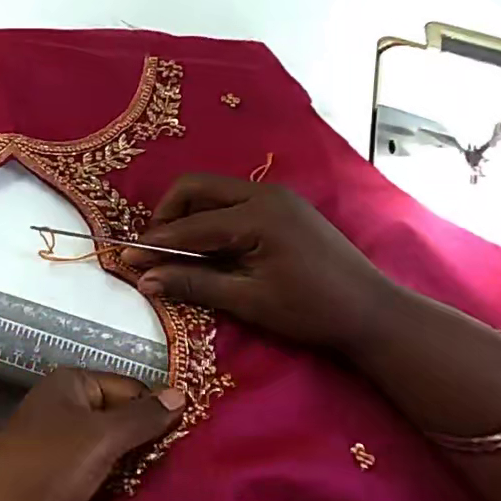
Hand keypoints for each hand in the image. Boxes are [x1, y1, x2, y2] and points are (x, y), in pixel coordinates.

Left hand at [0, 369, 183, 500]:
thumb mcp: (102, 436)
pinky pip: (98, 472)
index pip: (129, 386)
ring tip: (174, 479)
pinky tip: (144, 496)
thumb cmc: (51, 462)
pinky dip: (117, 482)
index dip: (157, 408)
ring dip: (134, 464)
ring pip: (110, 448)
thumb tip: (181, 393)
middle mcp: (64, 405)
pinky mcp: (58, 477)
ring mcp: (60, 442)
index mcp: (71, 382)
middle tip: (188, 461)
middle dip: (148, 438)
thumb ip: (142, 417)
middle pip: (119, 416)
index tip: (192, 434)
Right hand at [120, 173, 402, 352]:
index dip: (156, 244)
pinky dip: (208, 217)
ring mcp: (274, 195)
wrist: (374, 312)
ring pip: (211, 190)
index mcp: (258, 216)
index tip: (127, 258)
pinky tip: (207, 246)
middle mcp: (263, 194)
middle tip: (154, 249)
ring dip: (187, 215)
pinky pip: (230, 200)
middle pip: (195, 187)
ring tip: (177, 251)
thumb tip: (144, 281)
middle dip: (167, 215)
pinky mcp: (280, 204)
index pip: (191, 225)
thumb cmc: (312, 310)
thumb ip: (194, 283)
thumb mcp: (249, 301)